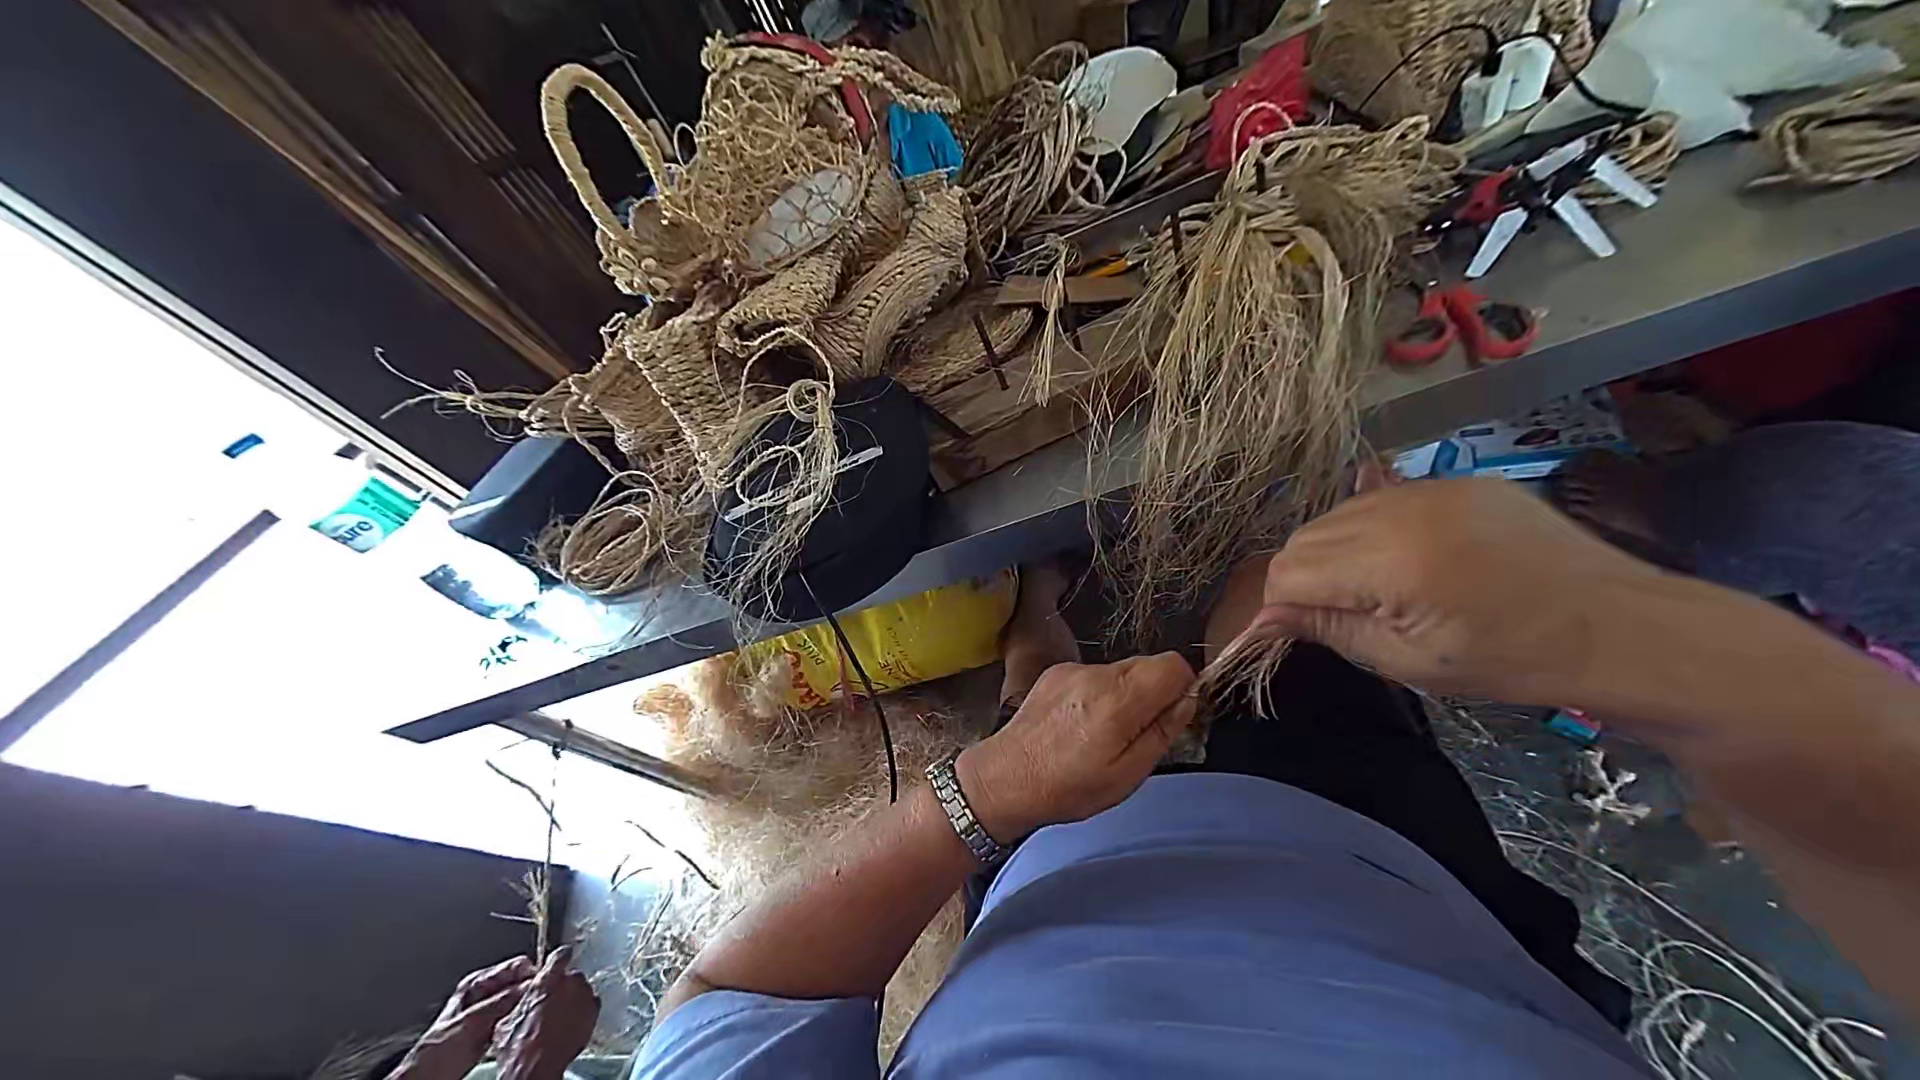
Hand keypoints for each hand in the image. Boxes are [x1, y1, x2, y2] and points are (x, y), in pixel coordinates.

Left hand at [388, 955, 533, 1079]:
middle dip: (530, 993)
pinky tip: (519, 1032)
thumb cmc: (436, 1055)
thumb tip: (534, 983)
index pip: (516, 966)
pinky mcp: (491, 1030)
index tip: (545, 984)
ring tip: (529, 1020)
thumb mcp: (472, 1022)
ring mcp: (488, 1012)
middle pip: (520, 983)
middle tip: (538, 1004)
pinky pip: (514, 1019)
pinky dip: (519, 1023)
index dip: (532, 974)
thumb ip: (503, 1000)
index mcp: (476, 983)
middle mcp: (484, 994)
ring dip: (525, 1010)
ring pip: (519, 1002)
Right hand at [494, 947, 599, 1079]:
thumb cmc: (519, 1047)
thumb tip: (522, 999)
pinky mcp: (595, 1010)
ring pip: (581, 990)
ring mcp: (585, 994)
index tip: (557, 962)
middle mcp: (571, 981)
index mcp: (549, 979)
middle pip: (571, 975)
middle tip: (551, 1005)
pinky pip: (590, 1004)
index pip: (560, 954)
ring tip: (559, 1019)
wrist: (536, 1068)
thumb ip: (521, 1000)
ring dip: (573, 999)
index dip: (558, 959)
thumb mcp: (507, 1020)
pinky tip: (570, 1025)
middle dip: (563, 986)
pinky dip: (583, 1011)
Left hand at [957, 653, 1196, 841]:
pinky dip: (1099, 692)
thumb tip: (1188, 701)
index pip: (1172, 664)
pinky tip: (1081, 723)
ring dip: (1125, 694)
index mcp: (1118, 700)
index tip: (1172, 715)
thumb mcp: (1127, 774)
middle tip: (1137, 731)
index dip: (1181, 687)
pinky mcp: (1055, 672)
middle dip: (1154, 692)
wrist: (1006, 777)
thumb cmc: (1067, 786)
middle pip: (1147, 664)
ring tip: (1104, 732)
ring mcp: (1072, 669)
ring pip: (1120, 669)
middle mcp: (1095, 674)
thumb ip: (1162, 732)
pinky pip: (1094, 674)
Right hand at [1252, 477, 1666, 703]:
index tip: (1305, 626)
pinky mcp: (1456, 480)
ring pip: (1337, 514)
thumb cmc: (1510, 659)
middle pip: (1305, 538)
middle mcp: (1398, 509)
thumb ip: (1327, 627)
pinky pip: (1383, 497)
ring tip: (1382, 585)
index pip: (1287, 570)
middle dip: (1307, 576)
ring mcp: (1430, 486)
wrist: (1623, 628)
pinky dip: (1375, 527)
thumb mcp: (1407, 660)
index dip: (1284, 603)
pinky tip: (1410, 555)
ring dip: (1339, 551)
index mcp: (1386, 561)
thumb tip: (1262, 618)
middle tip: (1350, 612)